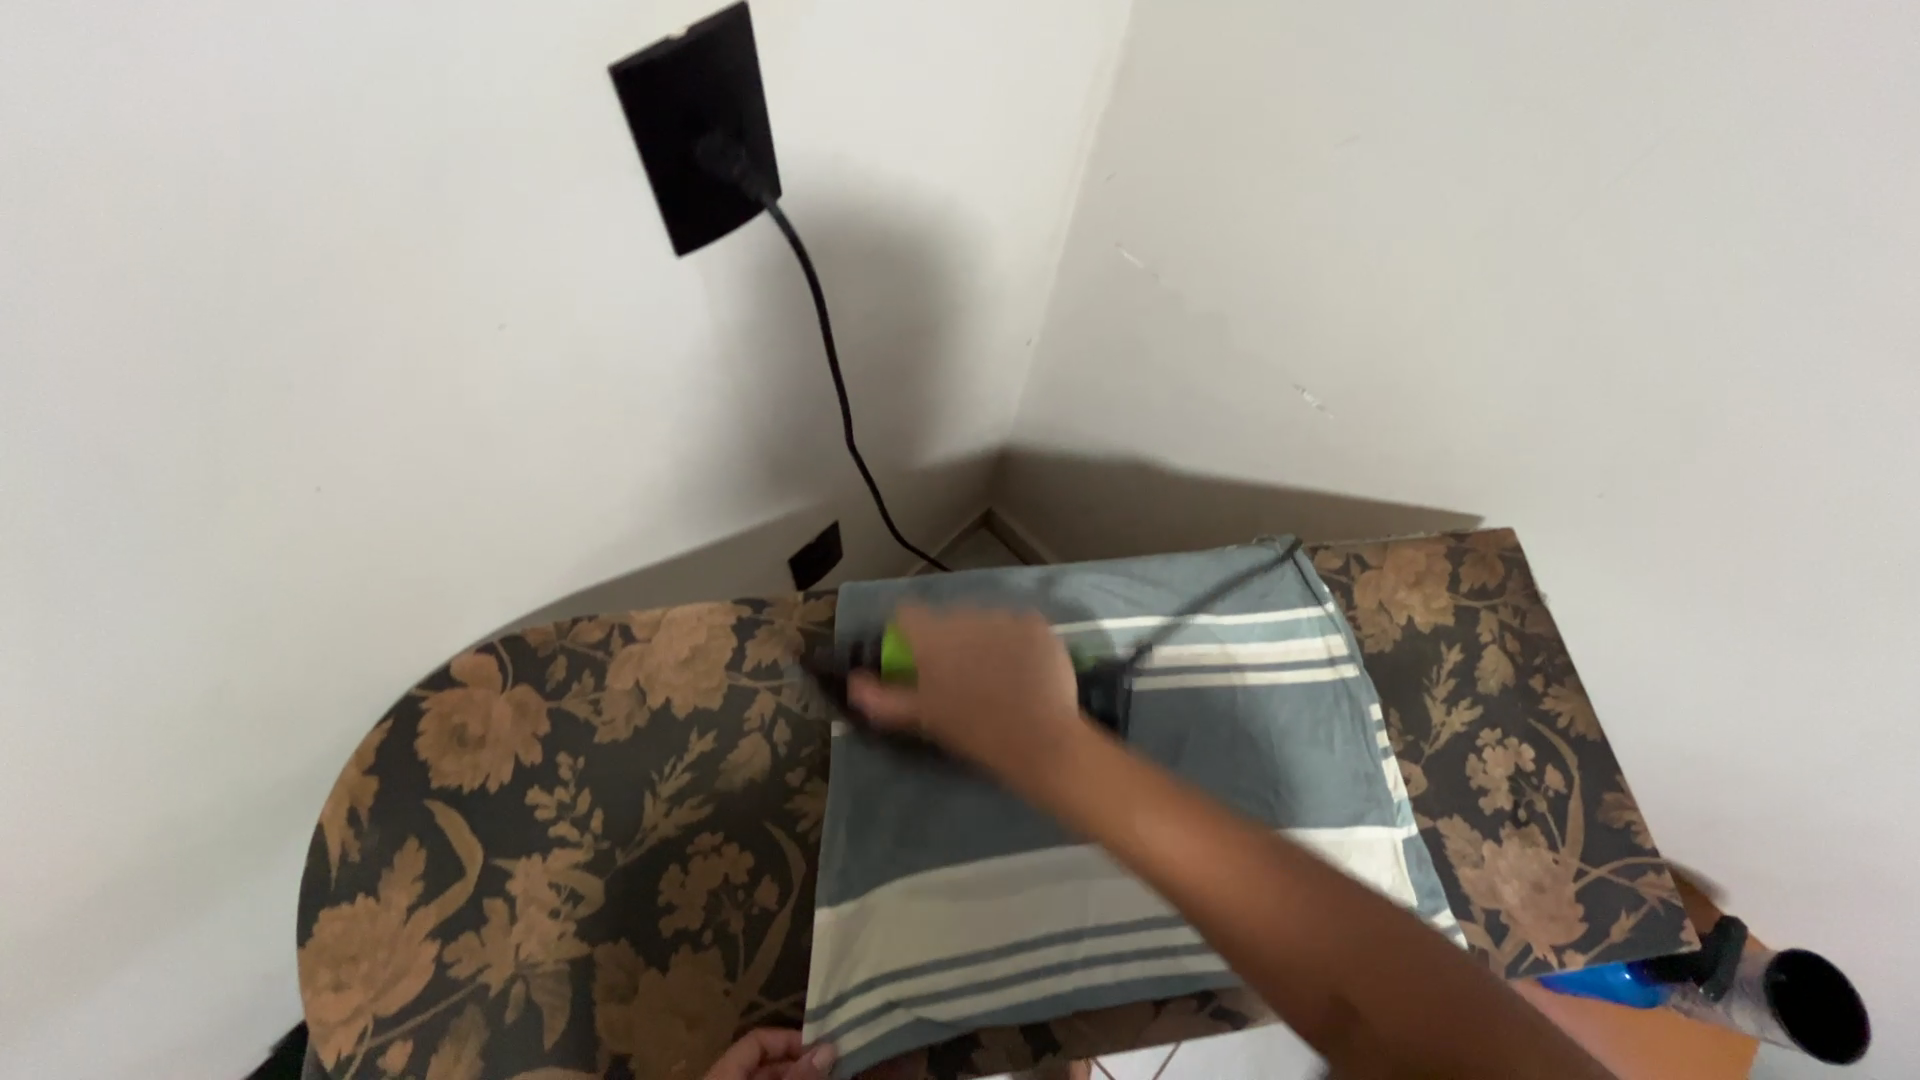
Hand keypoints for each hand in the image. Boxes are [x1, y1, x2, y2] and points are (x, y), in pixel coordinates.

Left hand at [702, 1029, 835, 1079]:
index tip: (819, 1047)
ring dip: (793, 1077)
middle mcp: (722, 1077)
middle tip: (827, 1068)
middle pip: (762, 1062)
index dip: (789, 1039)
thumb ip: (796, 1076)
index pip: (758, 1039)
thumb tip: (829, 1048)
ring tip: (821, 1078)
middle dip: (796, 1063)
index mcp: (722, 1071)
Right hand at [847, 604, 1092, 787]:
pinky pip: (1018, 625)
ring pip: (984, 621)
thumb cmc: (974, 732)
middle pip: (947, 619)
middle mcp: (964, 616)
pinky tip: (1023, 669)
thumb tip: (854, 683)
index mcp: (932, 637)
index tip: (916, 658)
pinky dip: (1017, 641)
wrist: (1039, 740)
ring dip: (984, 639)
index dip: (907, 633)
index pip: (906, 614)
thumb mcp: (923, 718)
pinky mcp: (1036, 624)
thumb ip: (883, 699)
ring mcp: (1004, 617)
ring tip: (997, 676)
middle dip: (949, 640)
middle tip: (959, 677)